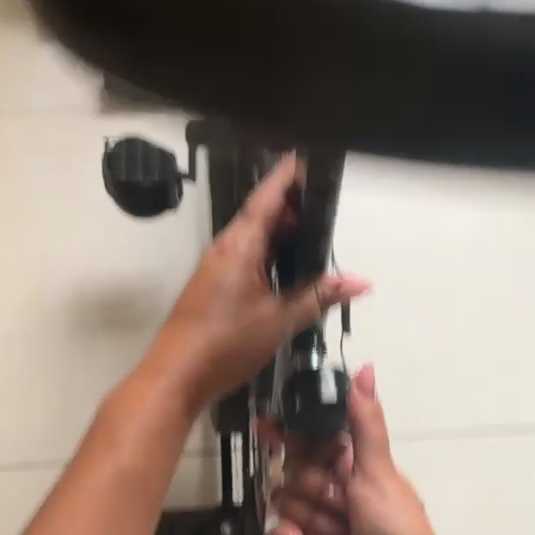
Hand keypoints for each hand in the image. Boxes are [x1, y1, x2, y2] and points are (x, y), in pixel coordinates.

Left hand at [141, 157, 369, 410]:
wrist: (175, 376)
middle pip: (262, 214)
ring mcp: (218, 267)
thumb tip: (359, 282)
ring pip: (255, 238)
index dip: (289, 176)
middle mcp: (226, 248)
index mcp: (240, 246)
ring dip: (283, 233)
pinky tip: (290, 269)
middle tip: (327, 204)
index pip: (267, 197)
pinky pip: (248, 257)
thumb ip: (318, 297)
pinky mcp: (215, 286)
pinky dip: (271, 255)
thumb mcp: (279, 320)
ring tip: (316, 234)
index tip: (311, 159)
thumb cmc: (225, 343)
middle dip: (293, 206)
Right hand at [266, 365, 449, 534]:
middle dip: (306, 480)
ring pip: (284, 496)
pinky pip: (279, 528)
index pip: (317, 435)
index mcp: (357, 465)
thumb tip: (366, 367)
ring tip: (329, 528)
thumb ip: (365, 421)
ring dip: (304, 511)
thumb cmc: (396, 529)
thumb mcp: (379, 471)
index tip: (267, 423)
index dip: (293, 428)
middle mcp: (336, 487)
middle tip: (330, 496)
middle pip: (295, 465)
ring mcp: (319, 518)